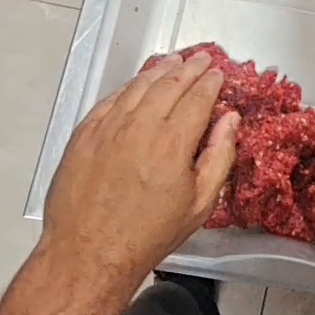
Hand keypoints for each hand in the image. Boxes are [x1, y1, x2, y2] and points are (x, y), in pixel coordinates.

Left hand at [39, 50, 239, 294]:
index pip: (198, 97)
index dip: (211, 82)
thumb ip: (220, 157)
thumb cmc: (148, 234)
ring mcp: (108, 127)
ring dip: (160, 69)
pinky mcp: (84, 133)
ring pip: (139, 85)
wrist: (87, 255)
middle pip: (170, 83)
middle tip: (201, 59)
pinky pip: (111, 98)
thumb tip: (230, 120)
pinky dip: (129, 86)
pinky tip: (138, 82)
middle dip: (190, 68)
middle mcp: (141, 126)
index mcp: (173, 143)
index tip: (218, 74)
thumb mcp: (199, 205)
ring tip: (173, 61)